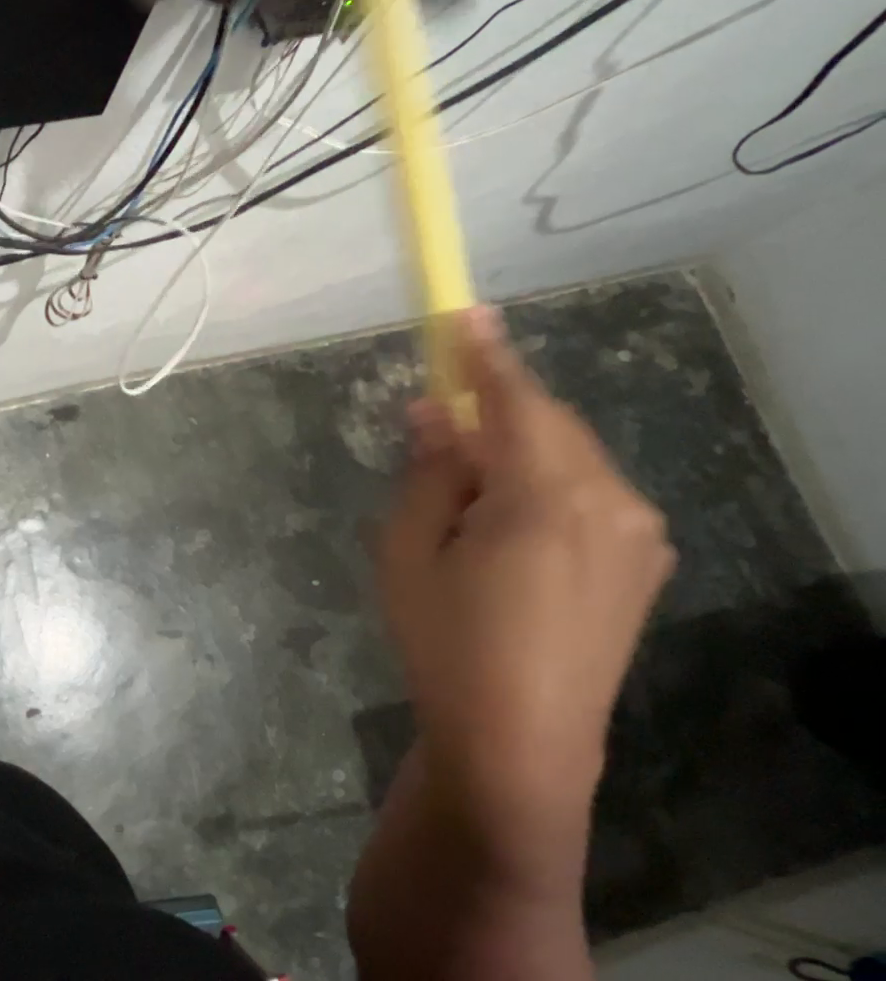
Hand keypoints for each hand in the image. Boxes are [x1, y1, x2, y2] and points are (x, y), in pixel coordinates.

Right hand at [377, 307, 674, 811]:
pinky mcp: (643, 565)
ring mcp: (638, 536)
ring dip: (519, 454)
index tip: (464, 310)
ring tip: (464, 496)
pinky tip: (505, 527)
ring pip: (570, 461)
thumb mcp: (409, 551)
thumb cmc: (444, 641)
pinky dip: (545, 487)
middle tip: (439, 424)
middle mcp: (611, 502)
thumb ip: (430, 471)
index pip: (515, 401)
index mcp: (546, 495)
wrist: (518, 740)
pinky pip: (589, 498)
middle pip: (549, 426)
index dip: (484, 355)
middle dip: (497, 412)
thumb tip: (434, 411)